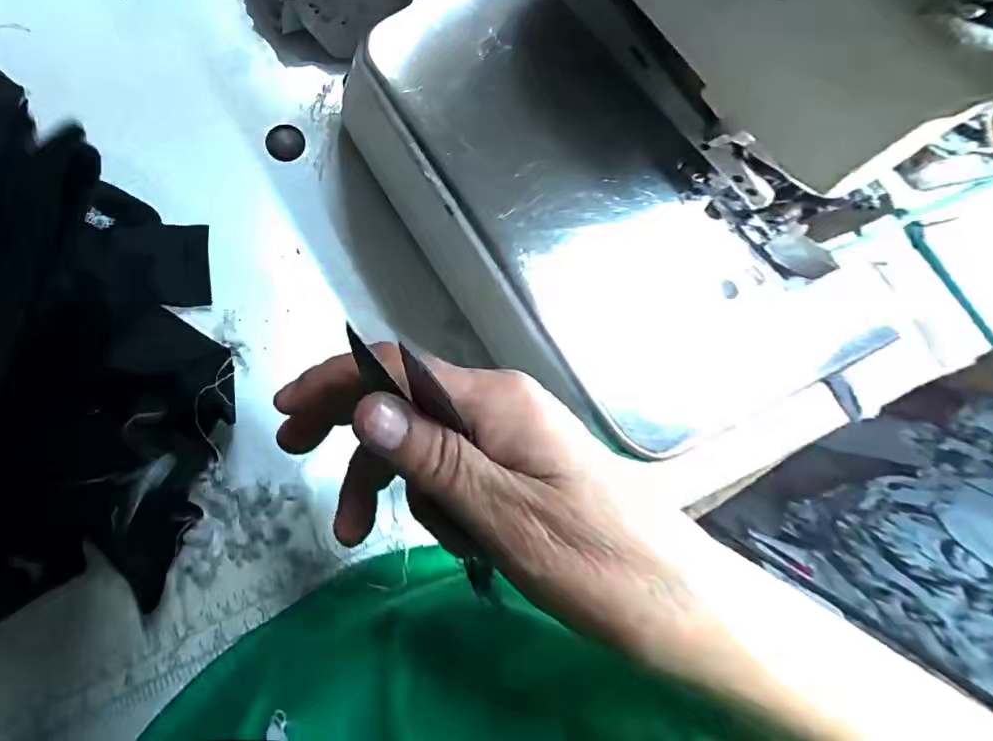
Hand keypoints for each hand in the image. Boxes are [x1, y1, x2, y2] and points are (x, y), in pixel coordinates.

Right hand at [279, 346, 992, 740]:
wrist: (704, 623)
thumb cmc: (609, 569)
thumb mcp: (509, 519)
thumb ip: (433, 458)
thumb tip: (363, 410)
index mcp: (491, 401)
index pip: (393, 368)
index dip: (332, 380)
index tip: (287, 406)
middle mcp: (490, 403)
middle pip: (394, 395)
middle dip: (340, 419)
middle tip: (293, 445)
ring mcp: (500, 433)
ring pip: (413, 439)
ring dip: (379, 479)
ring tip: (352, 528)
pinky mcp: (507, 464)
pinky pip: (442, 466)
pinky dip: (421, 497)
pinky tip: (433, 535)